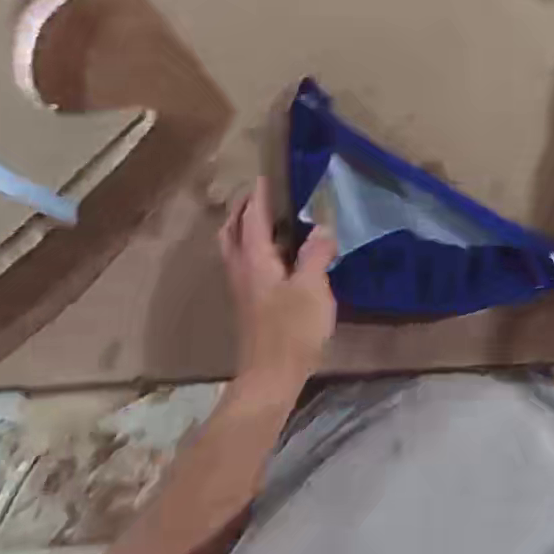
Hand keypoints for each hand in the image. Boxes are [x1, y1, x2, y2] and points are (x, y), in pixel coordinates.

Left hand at [219, 178, 336, 384]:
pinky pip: (244, 264)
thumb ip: (315, 255)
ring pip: (234, 249)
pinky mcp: (249, 305)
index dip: (258, 197)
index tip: (264, 177)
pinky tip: (274, 256)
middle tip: (258, 197)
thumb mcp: (312, 288)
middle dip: (241, 211)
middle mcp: (241, 270)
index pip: (252, 219)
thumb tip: (322, 228)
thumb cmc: (292, 330)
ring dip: (243, 229)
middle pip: (231, 232)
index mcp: (255, 260)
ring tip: (265, 221)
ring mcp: (242, 289)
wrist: (271, 376)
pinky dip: (252, 248)